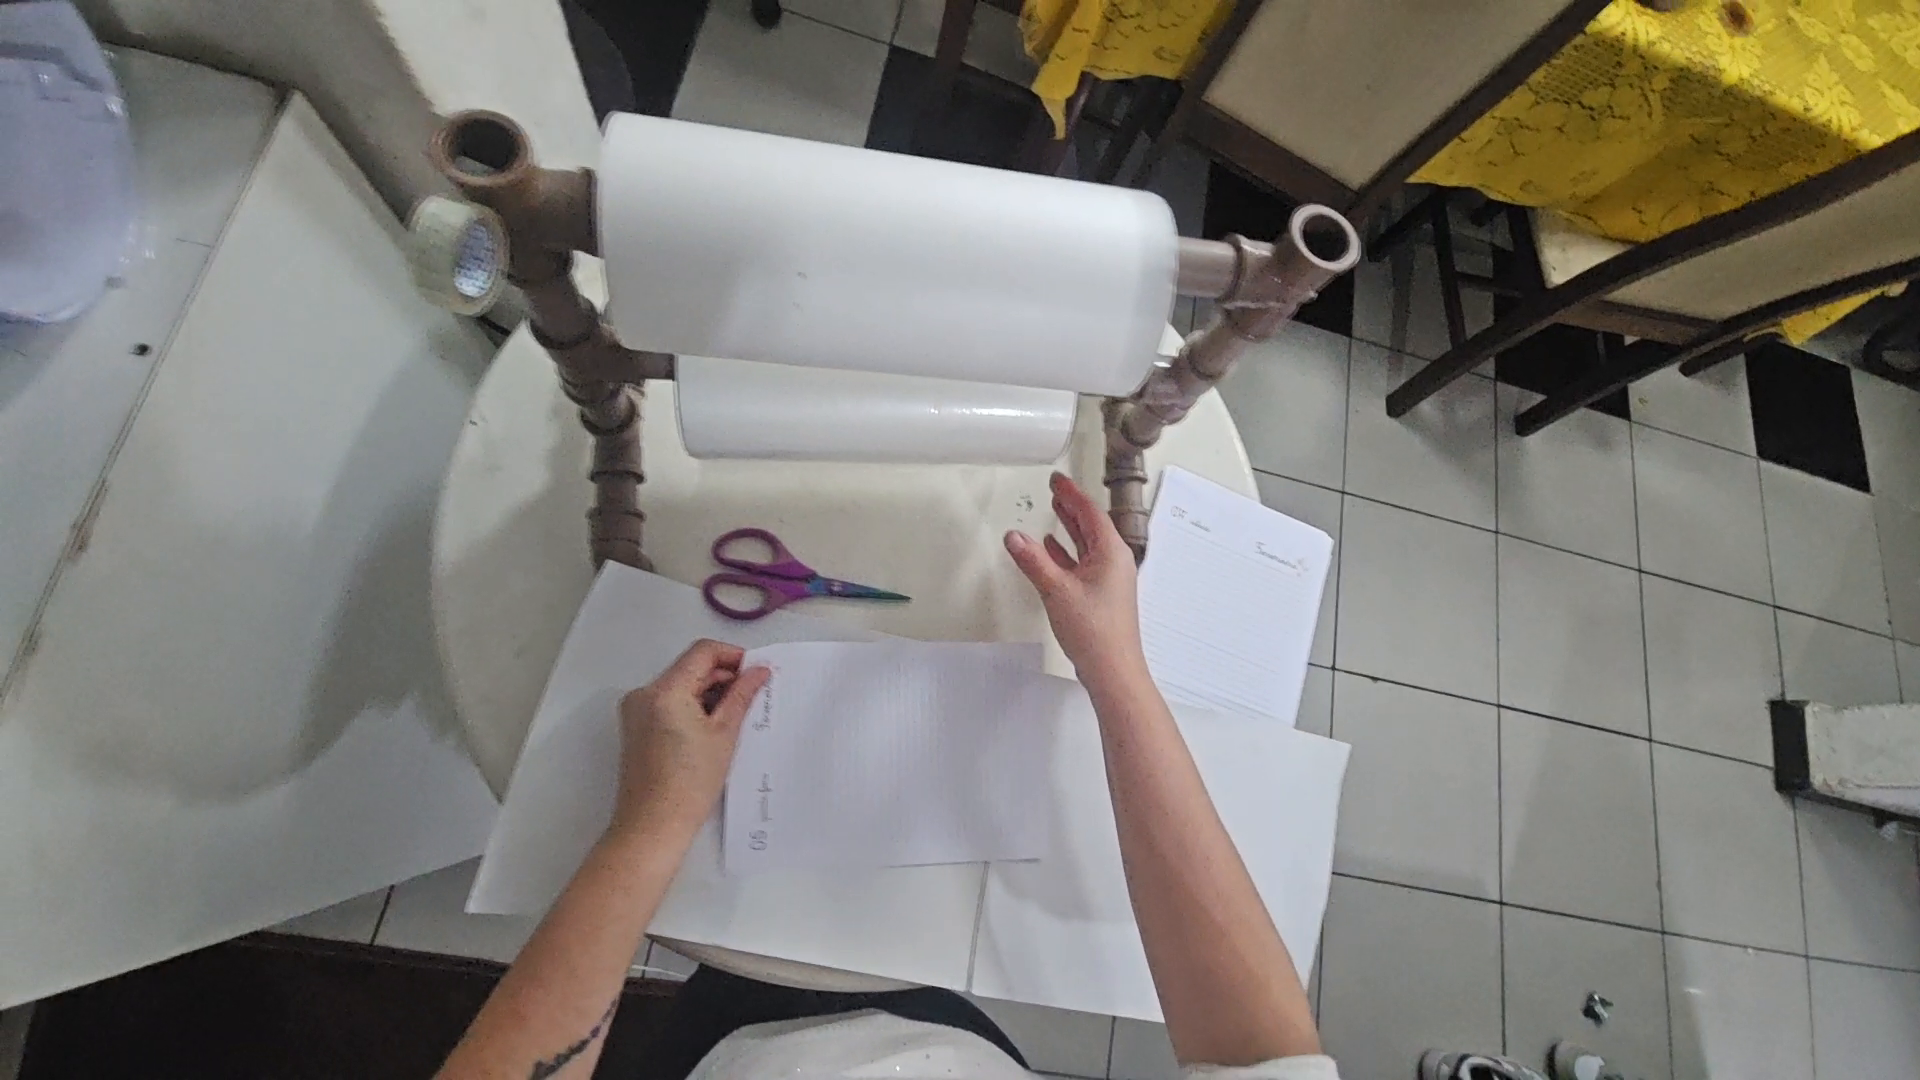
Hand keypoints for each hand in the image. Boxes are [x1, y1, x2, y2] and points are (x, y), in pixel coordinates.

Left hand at [610, 640, 768, 843]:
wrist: (652, 827)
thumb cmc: (690, 783)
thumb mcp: (724, 734)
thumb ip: (742, 695)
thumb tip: (759, 671)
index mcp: (664, 690)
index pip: (703, 652)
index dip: (733, 656)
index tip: (755, 672)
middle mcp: (644, 693)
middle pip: (691, 667)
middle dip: (723, 676)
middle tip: (753, 695)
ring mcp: (637, 710)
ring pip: (682, 684)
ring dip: (710, 692)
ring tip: (735, 715)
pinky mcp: (637, 726)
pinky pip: (670, 702)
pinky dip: (693, 705)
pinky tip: (713, 726)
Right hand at [1004, 472, 1146, 682]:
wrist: (1112, 670)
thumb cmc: (1095, 631)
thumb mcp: (1057, 590)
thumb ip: (1033, 560)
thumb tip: (1014, 536)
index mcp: (1111, 553)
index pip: (1090, 512)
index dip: (1071, 494)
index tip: (1057, 480)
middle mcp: (1113, 562)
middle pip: (1091, 525)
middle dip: (1071, 506)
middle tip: (1056, 489)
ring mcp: (1108, 579)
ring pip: (1086, 544)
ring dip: (1069, 527)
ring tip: (1054, 510)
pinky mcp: (1099, 595)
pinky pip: (1082, 563)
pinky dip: (1067, 553)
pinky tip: (1052, 550)